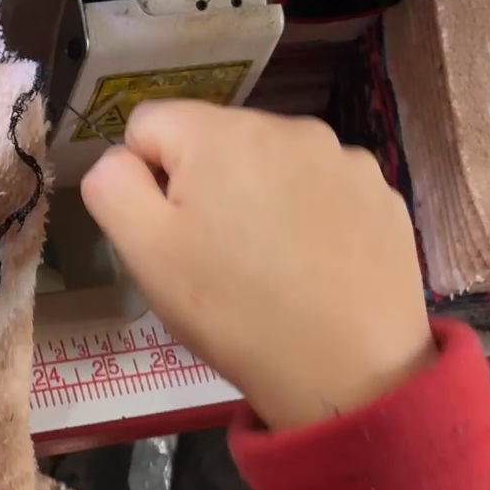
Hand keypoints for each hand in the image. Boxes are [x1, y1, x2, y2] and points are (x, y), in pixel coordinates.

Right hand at [80, 101, 433, 431]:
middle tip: (204, 256)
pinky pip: (313, 189)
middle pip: (210, 140)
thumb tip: (117, 159)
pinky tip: (302, 266)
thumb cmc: (228, 308)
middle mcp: (288, 127)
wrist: (345, 367)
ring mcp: (342, 158)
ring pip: (263, 164)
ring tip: (257, 264)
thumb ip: (111, 187)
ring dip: (247, 199)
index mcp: (222, 136)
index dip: (139, 175)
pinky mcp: (377, 194)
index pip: (147, 123)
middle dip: (196, 186)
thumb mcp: (143, 251)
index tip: (161, 231)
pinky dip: (297, 216)